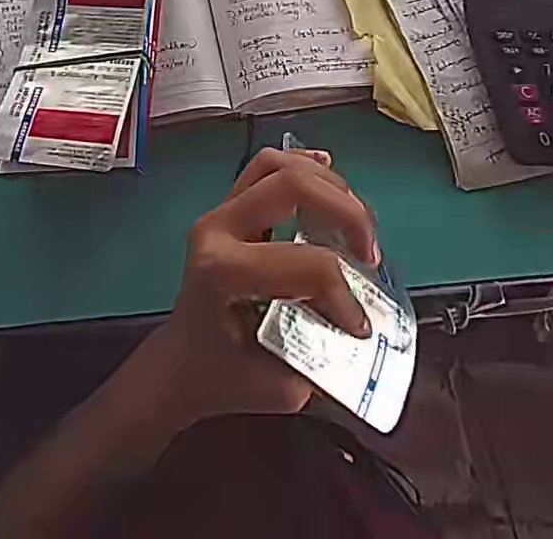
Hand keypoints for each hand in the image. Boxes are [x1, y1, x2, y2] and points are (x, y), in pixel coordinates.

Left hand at [134, 148, 377, 424]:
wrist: (182, 363)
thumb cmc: (223, 377)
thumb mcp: (277, 387)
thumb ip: (322, 358)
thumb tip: (363, 327)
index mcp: (222, 272)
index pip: (302, 262)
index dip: (343, 293)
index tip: (359, 325)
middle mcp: (217, 228)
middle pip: (291, 186)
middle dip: (346, 212)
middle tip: (369, 252)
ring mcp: (220, 210)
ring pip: (277, 165)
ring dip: (328, 184)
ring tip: (355, 217)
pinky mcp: (229, 206)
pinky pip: (265, 167)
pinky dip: (302, 165)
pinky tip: (328, 174)